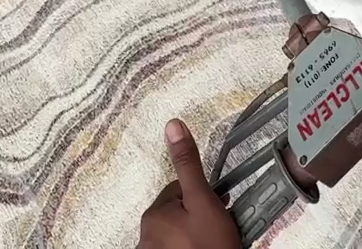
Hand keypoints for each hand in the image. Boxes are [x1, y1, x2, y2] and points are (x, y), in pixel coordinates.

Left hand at [139, 119, 240, 248]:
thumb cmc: (209, 248)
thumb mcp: (203, 201)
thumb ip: (188, 164)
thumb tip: (172, 124)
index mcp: (153, 216)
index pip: (179, 192)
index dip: (202, 198)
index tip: (216, 212)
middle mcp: (145, 237)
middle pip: (177, 214)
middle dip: (196, 219)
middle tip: (216, 233)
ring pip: (177, 236)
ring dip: (193, 238)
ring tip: (211, 247)